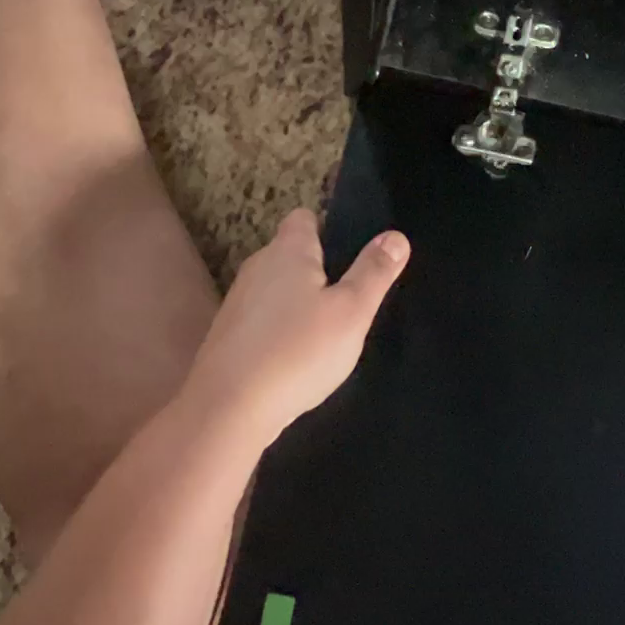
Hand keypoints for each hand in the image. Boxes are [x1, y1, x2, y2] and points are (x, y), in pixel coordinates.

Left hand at [180, 210, 409, 439]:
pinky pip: (264, 318)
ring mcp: (238, 300)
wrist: (230, 406)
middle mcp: (257, 265)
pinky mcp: (228, 333)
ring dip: (300, 303)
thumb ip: (374, 272)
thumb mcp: (352, 312)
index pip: (305, 218)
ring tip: (328, 333)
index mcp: (288, 250)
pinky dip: (281, 329)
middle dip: (319, 270)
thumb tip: (396, 235)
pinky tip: (297, 357)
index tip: (353, 258)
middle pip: (292, 254)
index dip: (329, 230)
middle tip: (350, 301)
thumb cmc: (298, 351)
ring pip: (277, 288)